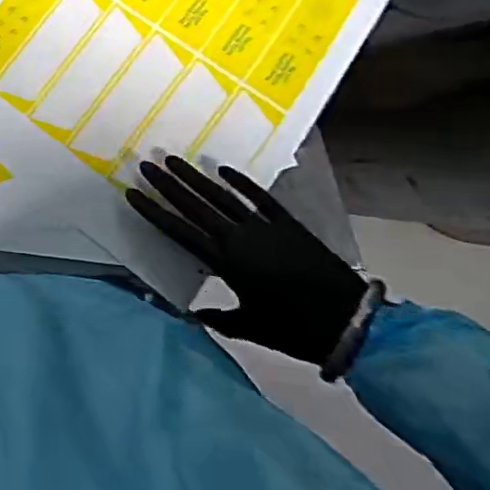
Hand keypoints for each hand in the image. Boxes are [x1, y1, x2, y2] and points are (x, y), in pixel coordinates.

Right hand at [127, 156, 379, 377]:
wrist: (357, 326)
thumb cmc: (296, 330)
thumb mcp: (249, 328)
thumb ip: (217, 318)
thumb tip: (192, 314)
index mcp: (225, 262)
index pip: (178, 230)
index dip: (153, 211)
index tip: (132, 193)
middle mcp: (240, 239)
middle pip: (196, 206)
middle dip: (168, 185)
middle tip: (146, 165)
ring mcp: (266, 230)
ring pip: (223, 197)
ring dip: (196, 178)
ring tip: (174, 160)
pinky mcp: (291, 227)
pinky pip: (262, 200)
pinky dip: (243, 184)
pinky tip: (224, 170)